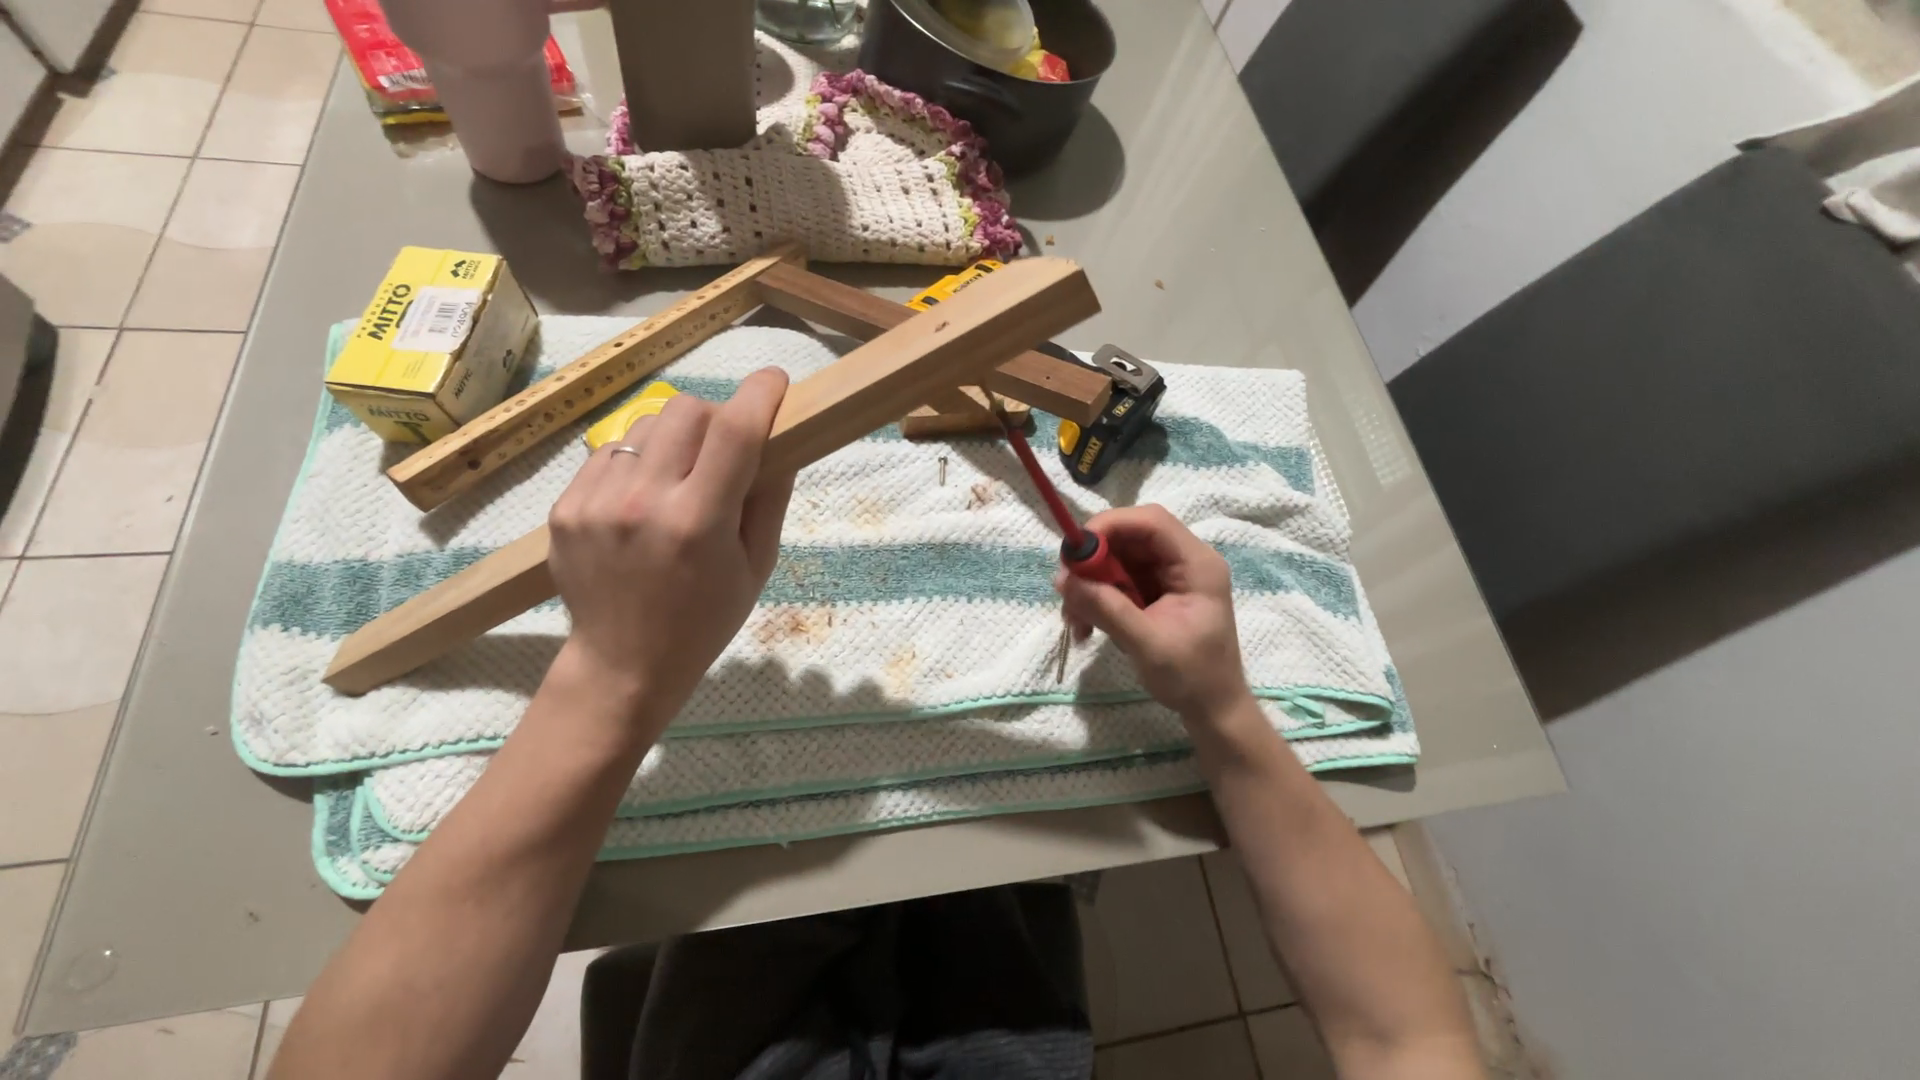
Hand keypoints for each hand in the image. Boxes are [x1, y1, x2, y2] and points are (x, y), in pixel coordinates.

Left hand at [546, 368, 793, 725]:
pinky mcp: (565, 506)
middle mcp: (643, 502)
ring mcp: (595, 502)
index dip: (760, 394)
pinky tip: (641, 501)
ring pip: (646, 424)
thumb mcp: (757, 566)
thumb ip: (770, 497)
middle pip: (687, 410)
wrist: (624, 664)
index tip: (775, 382)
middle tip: (724, 451)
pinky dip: (637, 462)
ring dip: (674, 439)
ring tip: (678, 480)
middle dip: (717, 419)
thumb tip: (780, 437)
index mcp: (699, 522)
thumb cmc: (706, 620)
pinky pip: (611, 452)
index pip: (734, 430)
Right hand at [1054, 505, 1250, 720]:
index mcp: (1197, 564)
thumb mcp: (1147, 644)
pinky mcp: (1154, 593)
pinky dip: (1097, 600)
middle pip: (1129, 538)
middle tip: (1065, 588)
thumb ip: (1108, 609)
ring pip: (1118, 560)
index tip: (1074, 551)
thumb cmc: (1192, 677)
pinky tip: (1086, 628)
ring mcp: (1168, 577)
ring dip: (1090, 585)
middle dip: (1092, 562)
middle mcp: (1184, 561)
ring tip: (1075, 620)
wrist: (1213, 709)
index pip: (1151, 522)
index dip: (1110, 526)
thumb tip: (1066, 580)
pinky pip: (1118, 582)